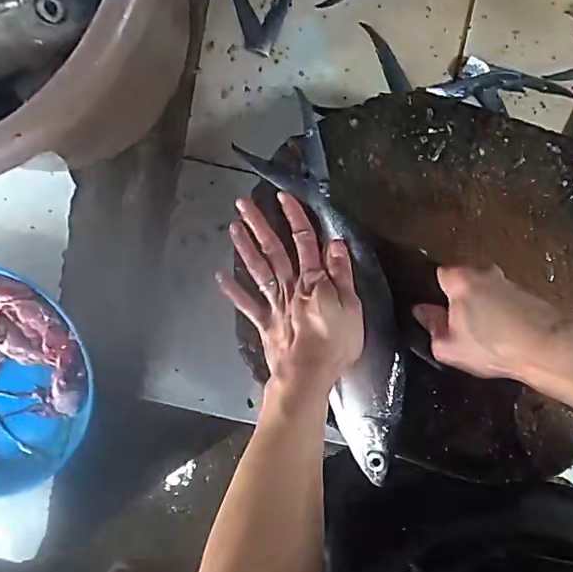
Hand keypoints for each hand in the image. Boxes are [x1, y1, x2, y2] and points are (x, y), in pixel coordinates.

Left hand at [218, 193, 362, 403]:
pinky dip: (233, 290)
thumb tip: (335, 243)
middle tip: (243, 203)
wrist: (308, 374)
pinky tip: (220, 276)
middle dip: (260, 224)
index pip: (305, 241)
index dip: (295, 217)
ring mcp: (275, 305)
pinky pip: (247, 305)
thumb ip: (342, 275)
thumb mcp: (352, 307)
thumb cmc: (336, 343)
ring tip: (232, 226)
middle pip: (274, 250)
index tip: (284, 196)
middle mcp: (291, 287)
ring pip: (258, 270)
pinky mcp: (265, 324)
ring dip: (245, 247)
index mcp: (315, 281)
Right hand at [411, 265, 572, 381]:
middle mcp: (485, 272)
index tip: (438, 313)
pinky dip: (504, 315)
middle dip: (461, 301)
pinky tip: (505, 337)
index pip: (440, 274)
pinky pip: (506, 301)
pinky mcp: (528, 294)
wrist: (546, 347)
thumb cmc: (494, 347)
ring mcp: (509, 281)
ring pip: (487, 292)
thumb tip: (422, 312)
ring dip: (485, 308)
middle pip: (465, 282)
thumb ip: (431, 326)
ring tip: (487, 338)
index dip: (437, 294)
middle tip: (461, 329)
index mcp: (461, 279)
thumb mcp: (449, 347)